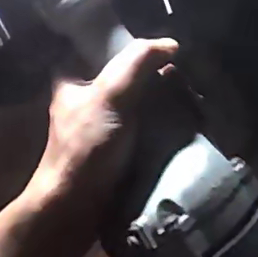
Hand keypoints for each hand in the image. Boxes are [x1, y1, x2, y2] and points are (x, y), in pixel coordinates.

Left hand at [26, 37, 178, 228]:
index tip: (163, 49)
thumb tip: (171, 45)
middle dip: (150, 75)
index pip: (104, 47)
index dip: (132, 45)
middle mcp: (82, 99)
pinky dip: (156, 126)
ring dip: (156, 102)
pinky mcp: (110, 151)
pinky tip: (177, 125)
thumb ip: (137, 64)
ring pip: (133, 102)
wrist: (72, 211)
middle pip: (122, 75)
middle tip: (182, 75)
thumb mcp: (111, 96)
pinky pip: (138, 128)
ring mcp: (97, 127)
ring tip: (187, 99)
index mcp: (71, 78)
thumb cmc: (86, 148)